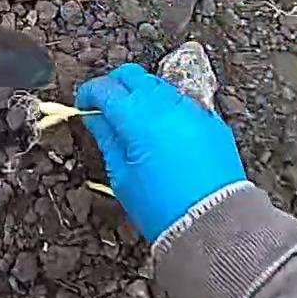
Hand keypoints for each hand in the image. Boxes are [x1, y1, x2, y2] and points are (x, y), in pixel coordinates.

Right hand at [76, 64, 246, 240]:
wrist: (213, 222)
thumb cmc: (162, 207)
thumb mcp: (122, 176)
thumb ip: (107, 139)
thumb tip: (95, 118)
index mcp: (138, 116)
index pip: (105, 88)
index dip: (89, 93)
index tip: (83, 105)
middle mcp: (165, 103)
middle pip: (132, 75)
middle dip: (114, 85)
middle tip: (105, 107)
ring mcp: (190, 108)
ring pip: (158, 84)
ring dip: (141, 94)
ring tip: (133, 121)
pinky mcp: (209, 118)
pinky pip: (181, 101)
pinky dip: (165, 107)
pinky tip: (161, 130)